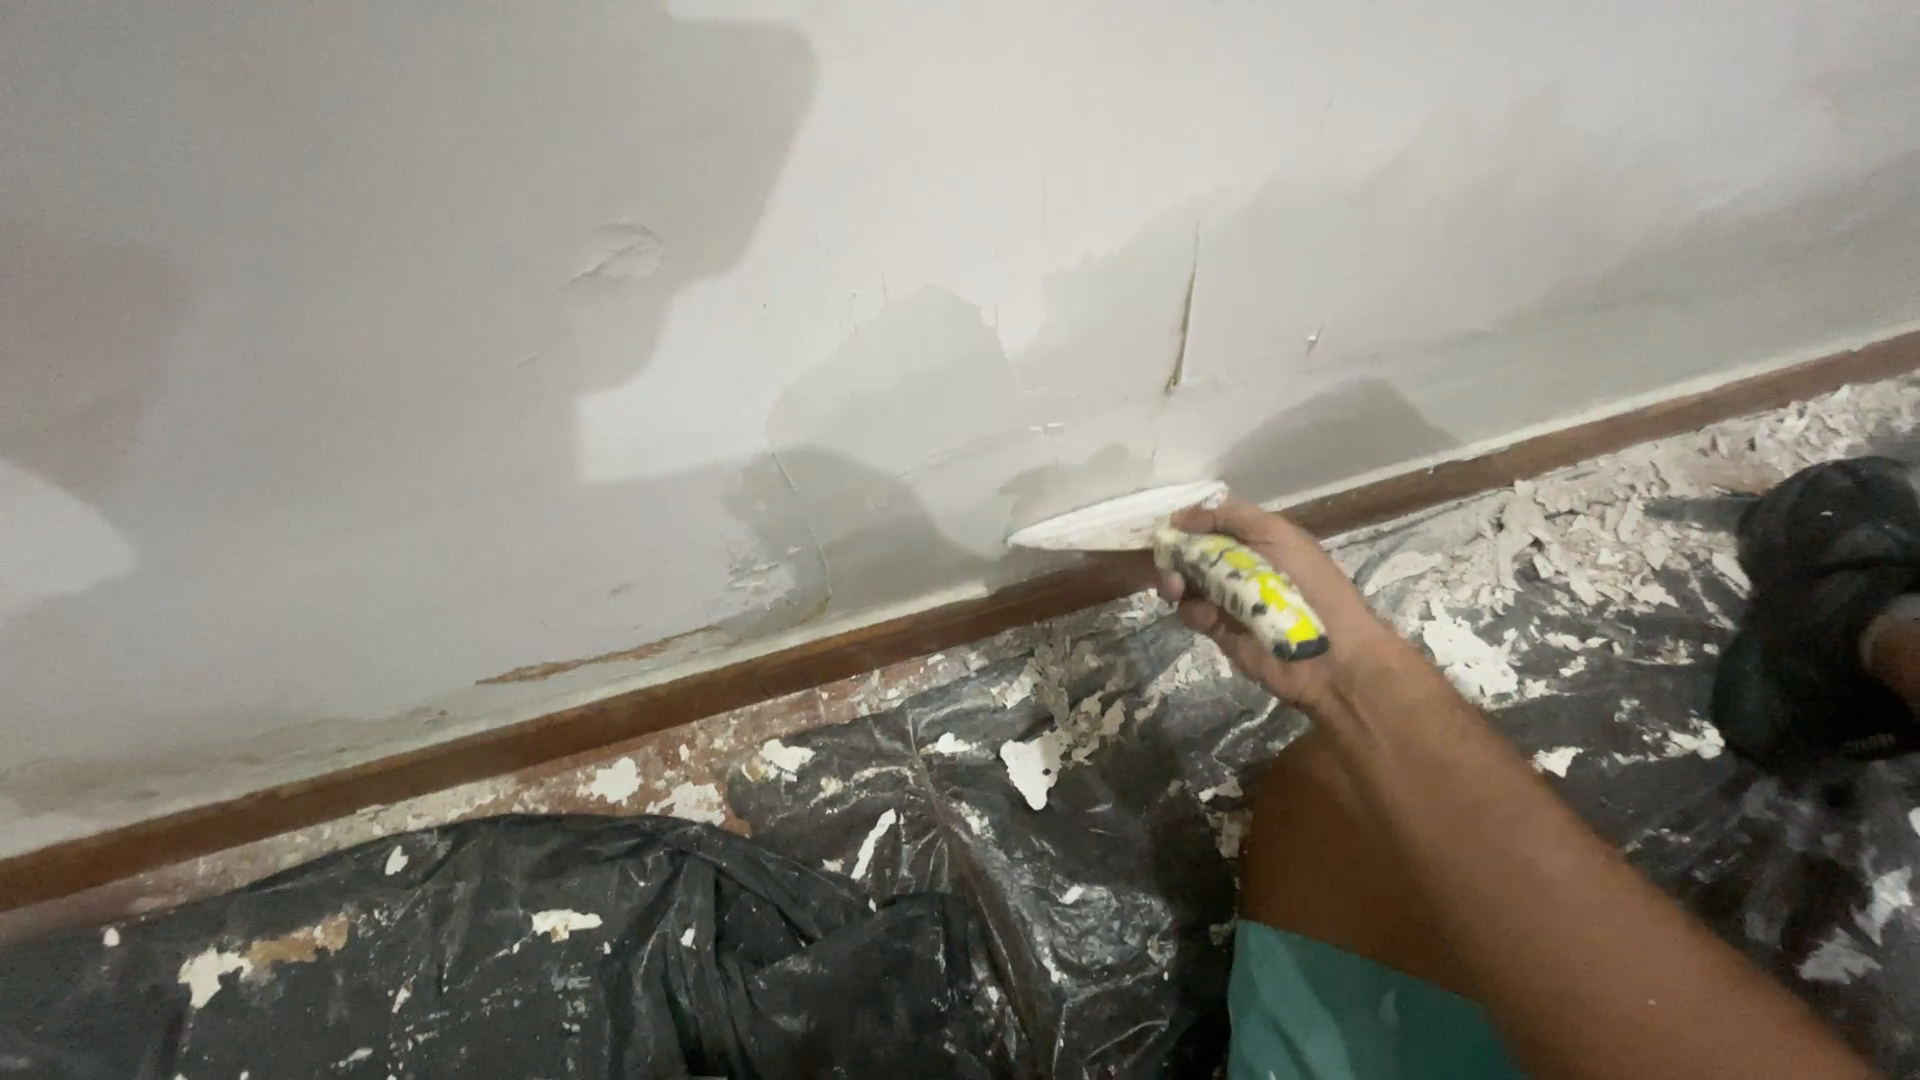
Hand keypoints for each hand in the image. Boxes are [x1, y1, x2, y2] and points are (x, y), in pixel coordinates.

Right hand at [1156, 498, 1405, 714]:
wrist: (1331, 654)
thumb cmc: (1309, 584)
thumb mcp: (1276, 534)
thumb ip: (1230, 517)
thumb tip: (1178, 517)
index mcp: (1257, 541)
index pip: (1213, 524)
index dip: (1188, 523)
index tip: (1167, 526)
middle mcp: (1240, 567)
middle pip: (1192, 553)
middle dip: (1174, 553)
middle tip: (1163, 559)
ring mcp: (1228, 599)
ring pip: (1186, 583)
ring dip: (1175, 581)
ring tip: (1175, 588)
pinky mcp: (1220, 629)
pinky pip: (1192, 613)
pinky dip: (1192, 611)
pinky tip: (1206, 615)